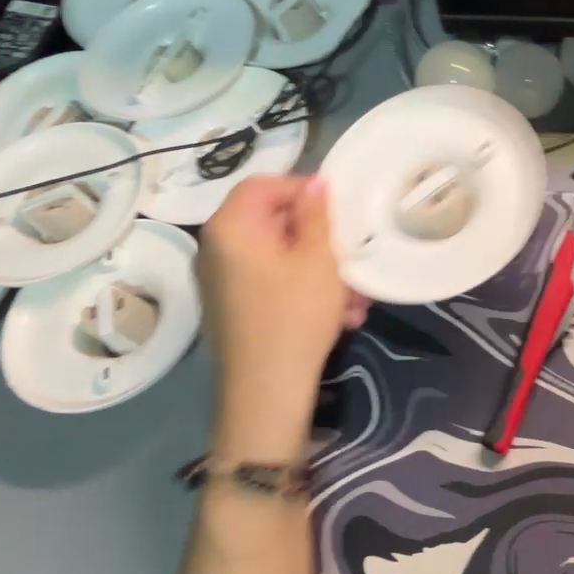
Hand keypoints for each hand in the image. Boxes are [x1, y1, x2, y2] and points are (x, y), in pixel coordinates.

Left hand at [198, 176, 368, 459]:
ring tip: (355, 298)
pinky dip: (305, 290)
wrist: (267, 391)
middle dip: (321, 240)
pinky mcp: (234, 306)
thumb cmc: (295, 316)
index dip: (303, 189)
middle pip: (274, 222)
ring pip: (280, 256)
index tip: (339, 210)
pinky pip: (273, 282)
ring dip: (321, 270)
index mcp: (231, 227)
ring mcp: (223, 280)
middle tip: (354, 258)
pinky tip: (340, 315)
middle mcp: (218, 248)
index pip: (264, 184)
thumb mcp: (319, 259)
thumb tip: (315, 182)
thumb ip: (317, 214)